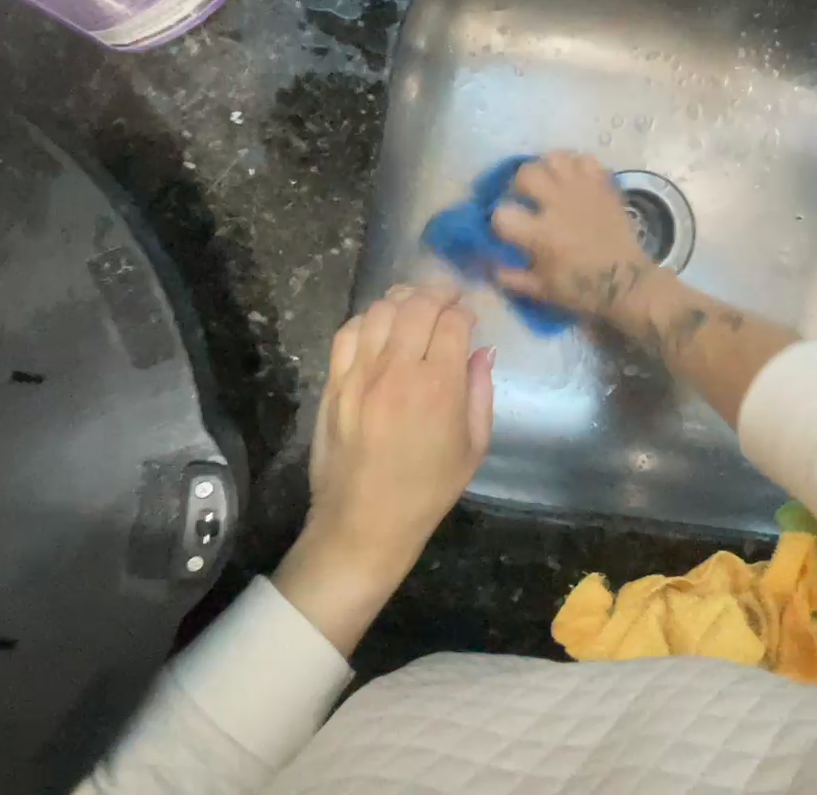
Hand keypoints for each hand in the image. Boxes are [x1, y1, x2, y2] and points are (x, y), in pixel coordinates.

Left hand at [274, 284, 494, 654]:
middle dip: (438, 294)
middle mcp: (398, 371)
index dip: (466, 311)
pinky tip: (381, 327)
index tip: (470, 316)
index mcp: (438, 388)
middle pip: (418, 305)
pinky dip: (368, 320)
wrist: (364, 522)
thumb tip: (483, 350)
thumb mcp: (473, 446)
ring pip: (381, 310)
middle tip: (448, 299)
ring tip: (416, 307)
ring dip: (403, 301)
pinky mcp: (334, 382)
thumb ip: (480, 391)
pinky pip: (349, 331)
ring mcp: (360, 374)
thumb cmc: (427, 490)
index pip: (453, 322)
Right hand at [491, 152, 661, 323]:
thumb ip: (509, 276)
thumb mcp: (540, 290)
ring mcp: (583, 190)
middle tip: (526, 198)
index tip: (507, 228)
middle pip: (526, 173)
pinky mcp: (603, 186)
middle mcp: (558, 204)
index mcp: (540, 233)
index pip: (502, 213)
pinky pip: (585, 159)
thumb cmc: (582, 289)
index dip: (499, 220)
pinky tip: (574, 180)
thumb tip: (488, 262)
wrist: (626, 283)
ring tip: (550, 183)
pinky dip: (576, 166)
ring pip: (555, 157)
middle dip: (518, 184)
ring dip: (546, 168)